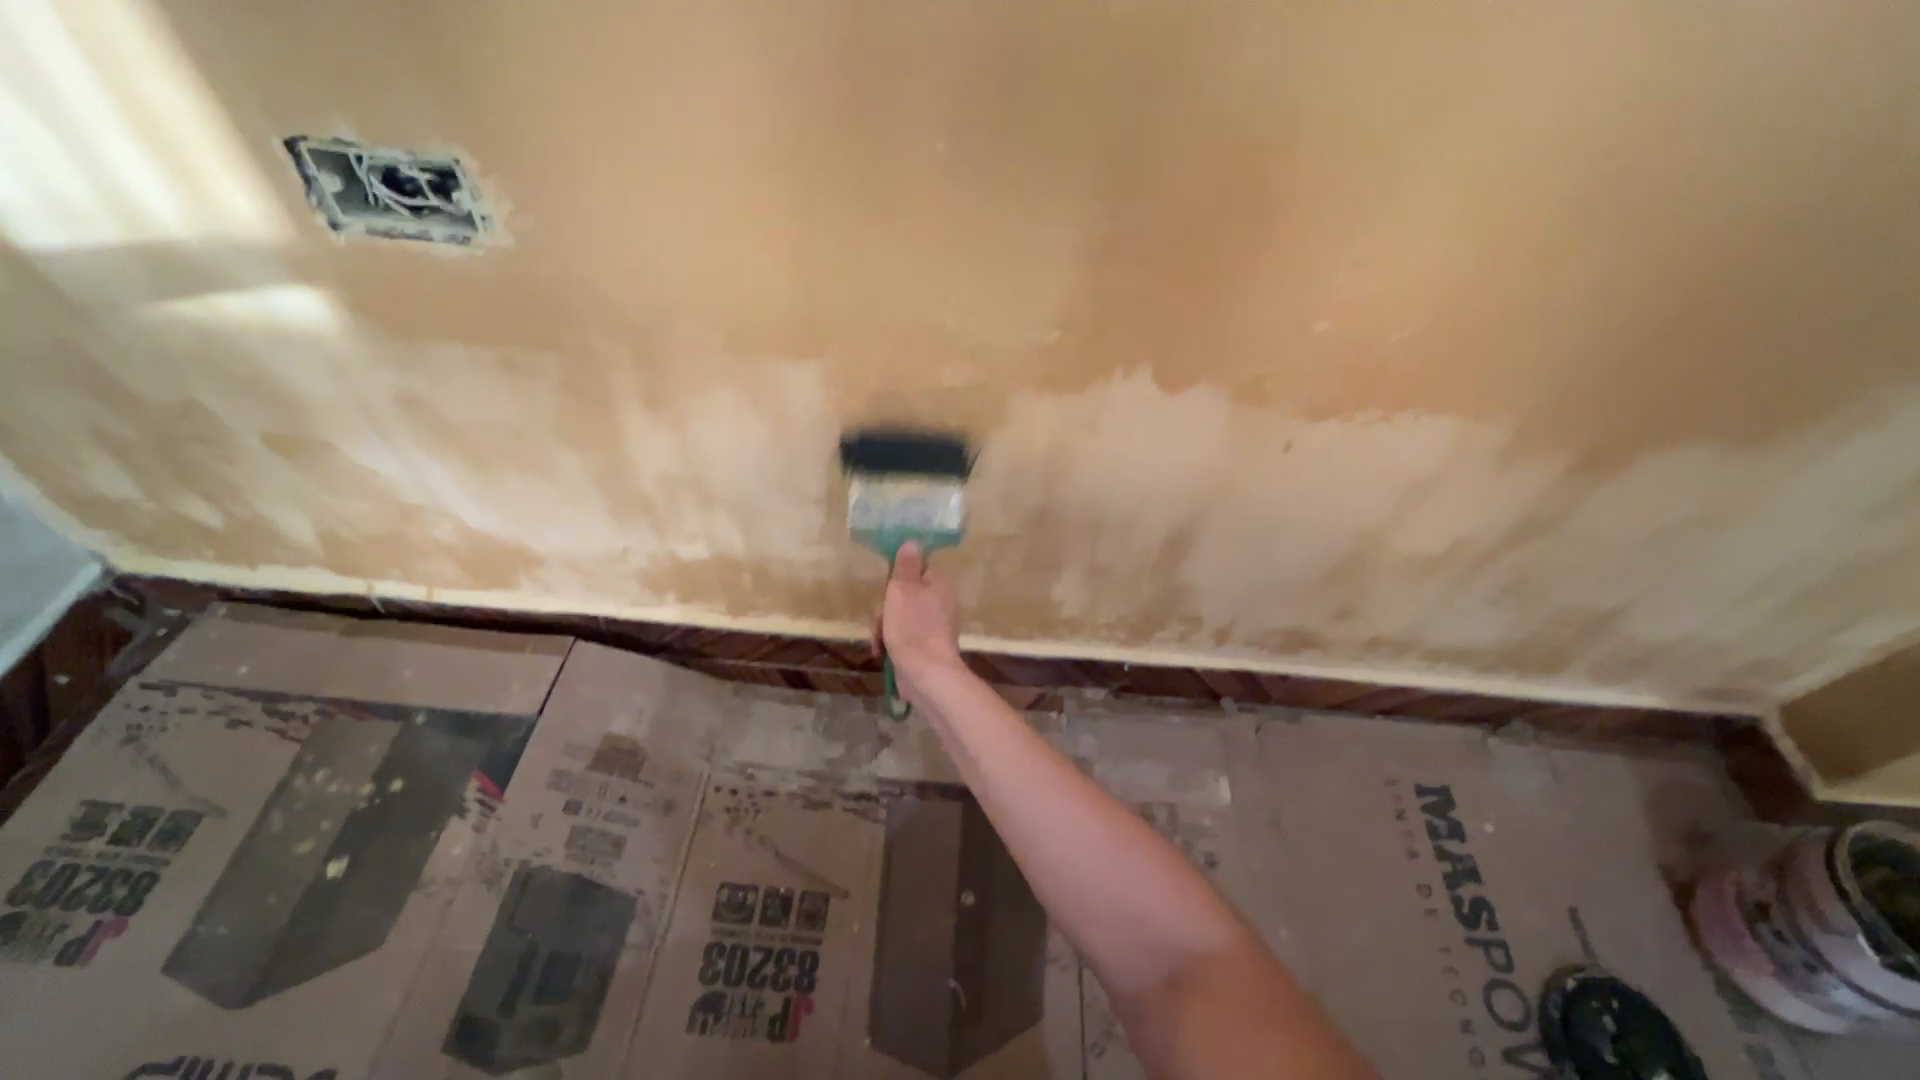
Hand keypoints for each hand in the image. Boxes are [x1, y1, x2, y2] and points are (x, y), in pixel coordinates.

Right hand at [874, 542, 963, 688]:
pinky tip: (882, 653)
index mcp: (939, 584)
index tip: (886, 586)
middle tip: (880, 617)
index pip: (917, 567)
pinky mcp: (925, 646)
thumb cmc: (913, 627)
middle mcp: (939, 602)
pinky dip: (890, 642)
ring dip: (883, 626)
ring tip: (879, 640)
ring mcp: (933, 626)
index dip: (897, 575)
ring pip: (899, 615)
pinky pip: (902, 635)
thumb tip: (913, 541)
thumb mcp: (902, 590)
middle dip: (885, 606)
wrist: (926, 675)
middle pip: (904, 592)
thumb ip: (905, 565)